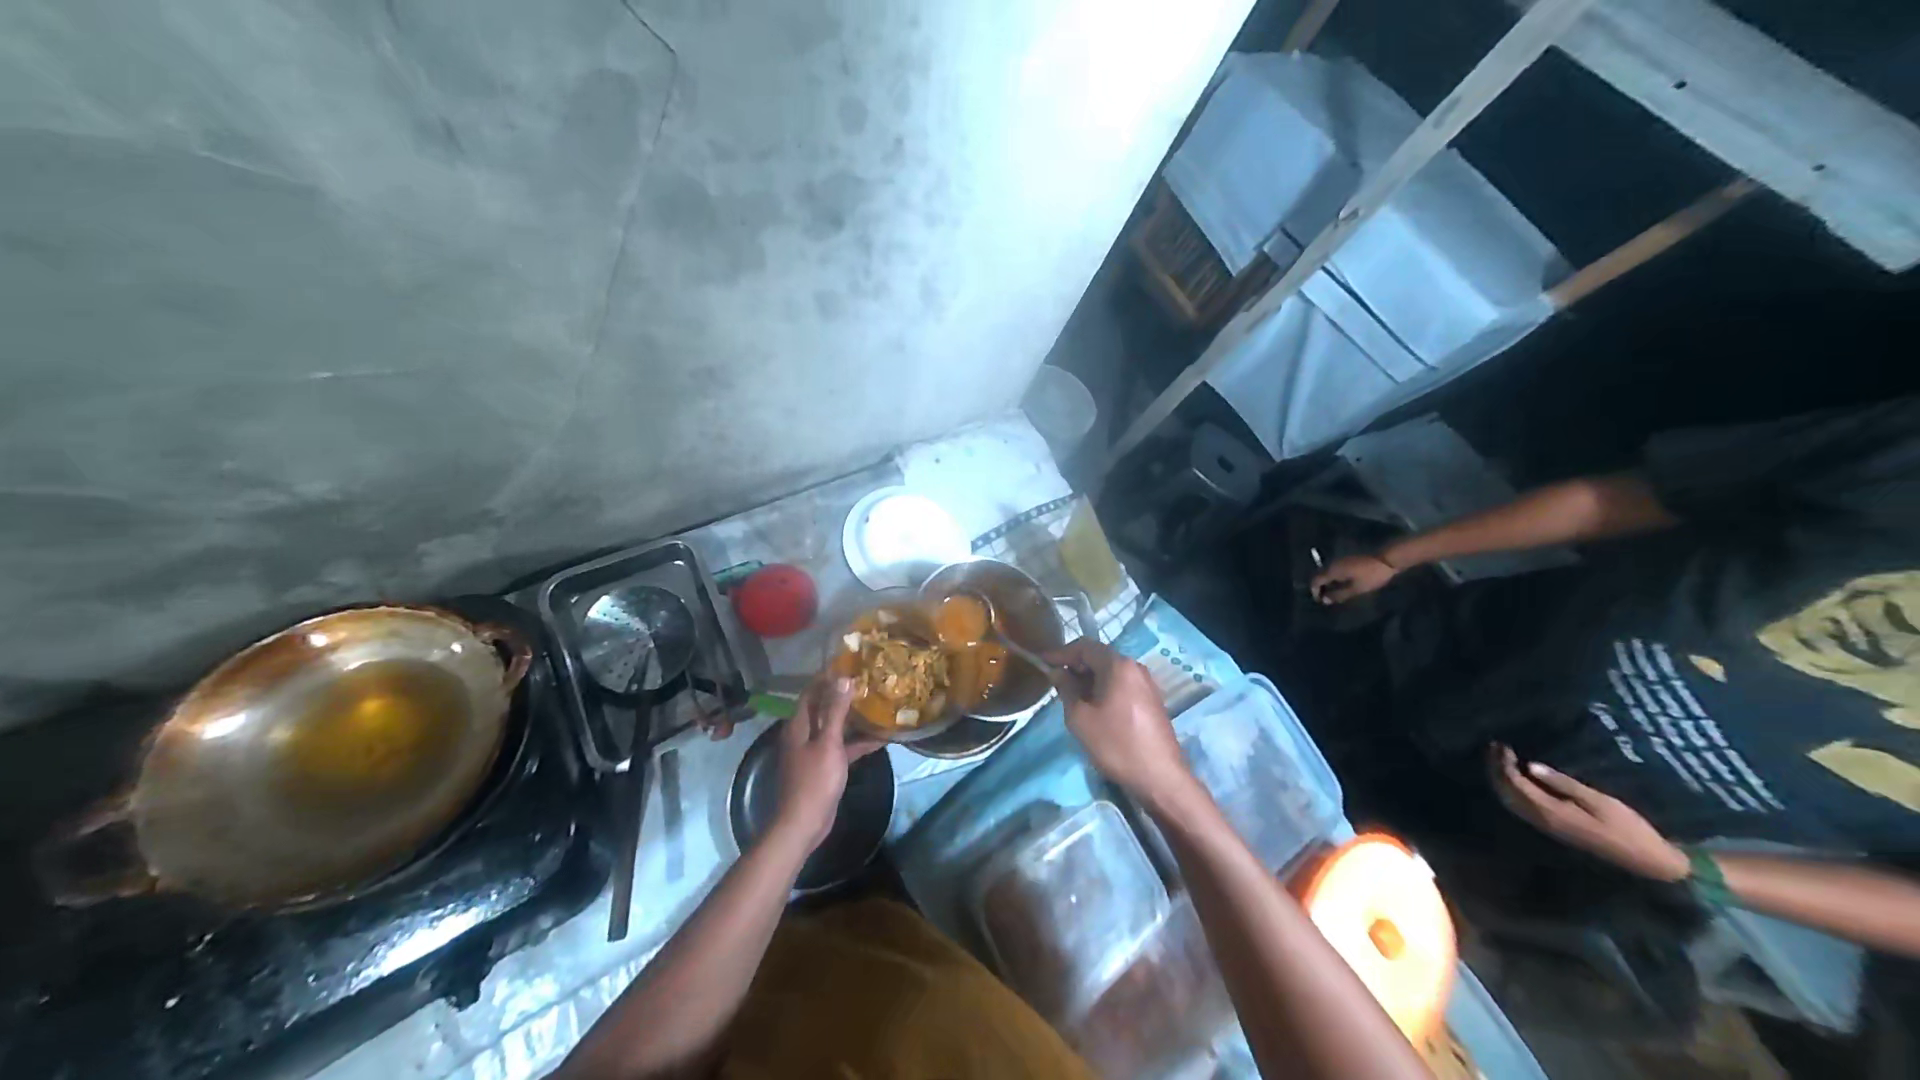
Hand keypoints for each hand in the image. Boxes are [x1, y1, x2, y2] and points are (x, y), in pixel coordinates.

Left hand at [771, 676, 880, 852]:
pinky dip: (857, 743)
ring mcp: (813, 752)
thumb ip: (836, 711)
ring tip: (876, 704)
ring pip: (834, 728)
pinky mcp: (824, 767)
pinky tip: (880, 740)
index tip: (848, 664)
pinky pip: (841, 748)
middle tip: (867, 682)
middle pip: (822, 708)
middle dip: (842, 695)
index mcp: (798, 725)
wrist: (804, 823)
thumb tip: (843, 678)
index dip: (826, 678)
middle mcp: (803, 735)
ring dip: (852, 718)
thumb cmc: (815, 780)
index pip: (810, 692)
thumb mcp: (828, 742)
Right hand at [1044, 638, 1194, 809]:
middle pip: (1099, 656)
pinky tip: (1092, 706)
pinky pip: (1122, 684)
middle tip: (1054, 680)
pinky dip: (1103, 688)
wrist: (1160, 777)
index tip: (1042, 661)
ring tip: (1070, 695)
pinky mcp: (1151, 700)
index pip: (1084, 647)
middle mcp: (1135, 667)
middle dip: (1075, 665)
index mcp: (1118, 665)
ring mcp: (1146, 683)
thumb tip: (1058, 673)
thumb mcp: (1080, 718)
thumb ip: (1066, 689)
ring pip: (1111, 671)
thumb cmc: (1116, 744)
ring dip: (1089, 678)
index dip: (1060, 652)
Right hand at [1310, 553, 1398, 604]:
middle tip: (1326, 598)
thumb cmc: (1371, 575)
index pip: (1315, 581)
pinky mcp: (1348, 559)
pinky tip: (1342, 584)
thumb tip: (1325, 600)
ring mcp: (1340, 560)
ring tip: (1334, 593)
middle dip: (1320, 587)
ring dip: (1328, 582)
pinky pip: (1335, 569)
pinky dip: (1335, 578)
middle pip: (1320, 575)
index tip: (1320, 601)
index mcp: (1332, 571)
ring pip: (1327, 572)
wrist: (1387, 559)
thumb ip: (1339, 595)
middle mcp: (1333, 564)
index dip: (1315, 591)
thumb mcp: (1356, 589)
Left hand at [1489, 744, 1688, 881]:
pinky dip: (1508, 789)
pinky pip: (1518, 806)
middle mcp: (1539, 819)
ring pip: (1508, 799)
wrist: (1646, 862)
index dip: (1503, 763)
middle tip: (1495, 746)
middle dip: (1495, 767)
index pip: (1514, 783)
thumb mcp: (1598, 801)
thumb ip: (1562, 784)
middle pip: (1504, 791)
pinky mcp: (1550, 828)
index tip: (1502, 744)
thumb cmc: (1628, 828)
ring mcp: (1543, 826)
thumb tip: (1530, 765)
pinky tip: (1512, 777)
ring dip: (1499, 777)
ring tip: (1499, 757)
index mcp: (1549, 811)